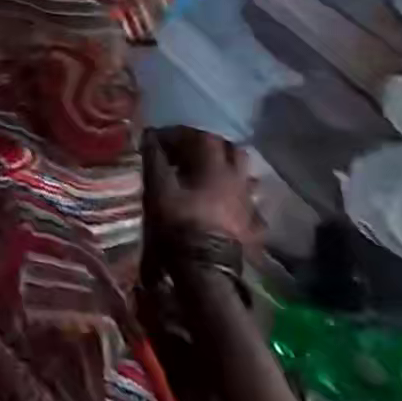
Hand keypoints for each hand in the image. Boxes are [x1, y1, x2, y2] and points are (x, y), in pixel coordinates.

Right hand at [143, 126, 264, 254]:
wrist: (205, 267)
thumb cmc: (178, 221)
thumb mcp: (158, 186)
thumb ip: (154, 157)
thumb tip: (150, 135)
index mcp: (215, 166)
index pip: (201, 135)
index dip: (179, 133)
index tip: (160, 140)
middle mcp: (237, 178)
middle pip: (230, 149)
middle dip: (208, 145)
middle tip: (185, 151)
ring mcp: (248, 200)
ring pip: (243, 172)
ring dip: (224, 166)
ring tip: (203, 173)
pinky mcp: (252, 221)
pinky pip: (247, 197)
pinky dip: (234, 191)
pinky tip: (221, 199)